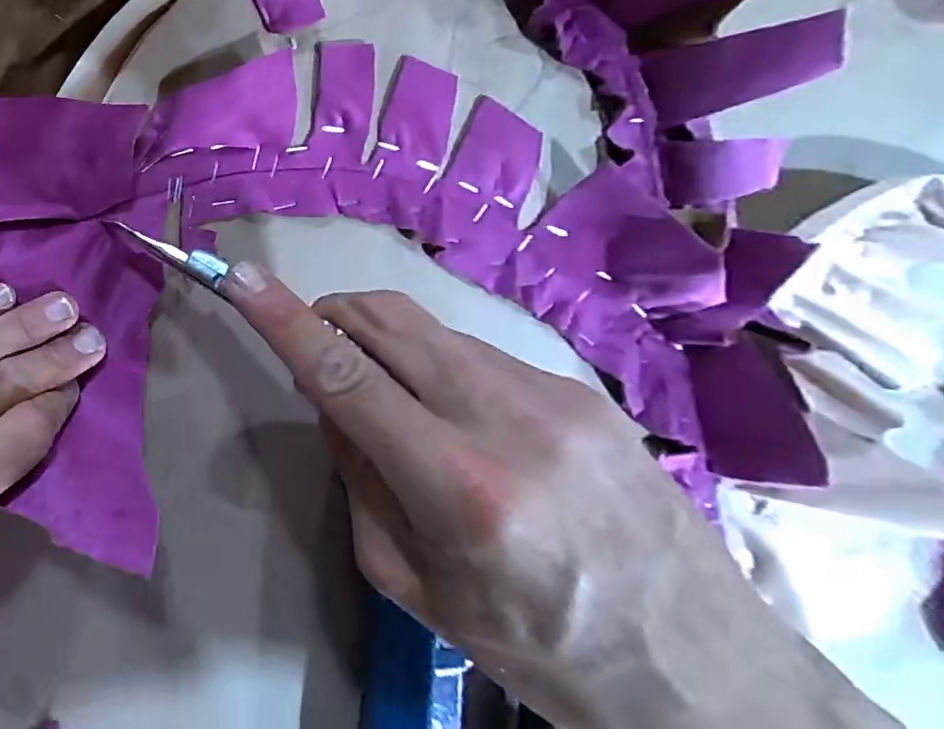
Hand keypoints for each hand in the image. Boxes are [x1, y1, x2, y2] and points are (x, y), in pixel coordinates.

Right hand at [224, 264, 896, 728]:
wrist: (702, 665)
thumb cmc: (539, 647)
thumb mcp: (416, 586)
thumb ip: (360, 481)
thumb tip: (334, 400)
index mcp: (461, 488)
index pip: (345, 377)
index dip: (284, 320)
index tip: (241, 278)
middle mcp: (509, 420)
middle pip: (386, 322)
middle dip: (330, 312)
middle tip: (311, 336)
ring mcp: (554, 394)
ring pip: (429, 329)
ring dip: (384, 343)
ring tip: (390, 395)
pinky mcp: (582, 388)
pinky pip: (476, 351)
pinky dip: (438, 366)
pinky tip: (459, 418)